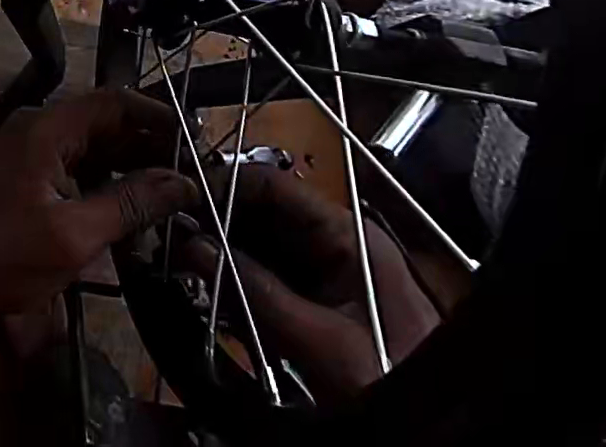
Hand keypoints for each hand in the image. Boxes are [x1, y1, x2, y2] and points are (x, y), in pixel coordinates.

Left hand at [0, 90, 198, 442]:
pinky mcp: (26, 180)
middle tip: (193, 178)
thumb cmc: (2, 255)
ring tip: (173, 201)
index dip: (154, 114)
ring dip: (129, 172)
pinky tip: (134, 218)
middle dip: (147, 148)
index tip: (194, 139)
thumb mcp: (74, 234)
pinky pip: (73, 172)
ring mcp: (28, 155)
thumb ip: (129, 203)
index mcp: (44, 128)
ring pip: (91, 151)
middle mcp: (36, 130)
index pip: (110, 101)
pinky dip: (104, 189)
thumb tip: (183, 182)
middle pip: (102, 125)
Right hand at [181, 163, 440, 403]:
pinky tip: (208, 291)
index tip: (178, 200)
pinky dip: (231, 279)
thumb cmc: (391, 384)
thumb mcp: (320, 341)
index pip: (271, 184)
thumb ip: (252, 290)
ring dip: (217, 253)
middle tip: (171, 238)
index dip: (222, 185)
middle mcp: (331, 242)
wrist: (434, 442)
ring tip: (180, 264)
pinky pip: (261, 273)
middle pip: (257, 212)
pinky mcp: (311, 297)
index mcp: (346, 235)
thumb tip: (190, 244)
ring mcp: (321, 270)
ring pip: (254, 242)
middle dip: (212, 223)